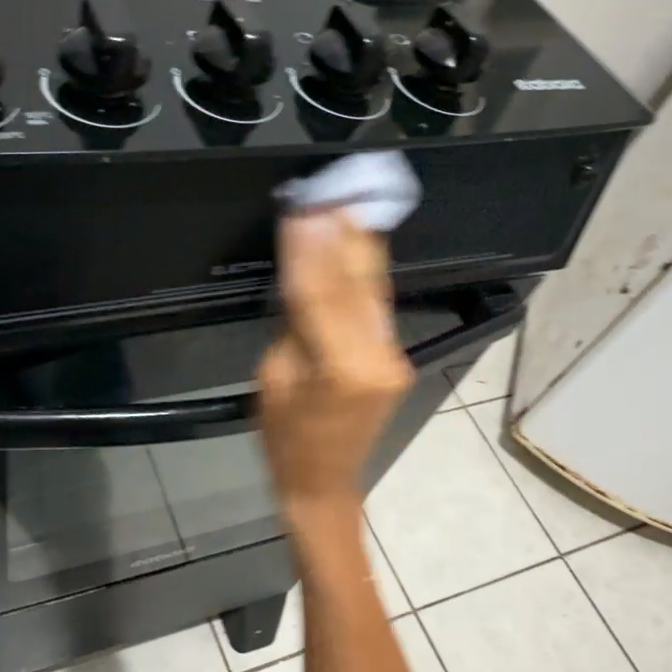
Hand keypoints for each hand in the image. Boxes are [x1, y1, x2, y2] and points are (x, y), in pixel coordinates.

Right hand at [257, 210, 413, 515]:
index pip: (321, 292)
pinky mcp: (397, 355)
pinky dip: (365, 269)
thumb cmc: (285, 441)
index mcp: (339, 367)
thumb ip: (295, 321)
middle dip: (341, 232)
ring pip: (374, 287)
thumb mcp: (274, 378)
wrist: (325, 483)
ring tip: (344, 199)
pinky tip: (356, 238)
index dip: (310, 245)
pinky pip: (378, 304)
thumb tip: (306, 265)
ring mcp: (393, 354)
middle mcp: (378, 355)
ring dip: (358, 242)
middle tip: (329, 187)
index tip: (302, 204)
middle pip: (357, 281)